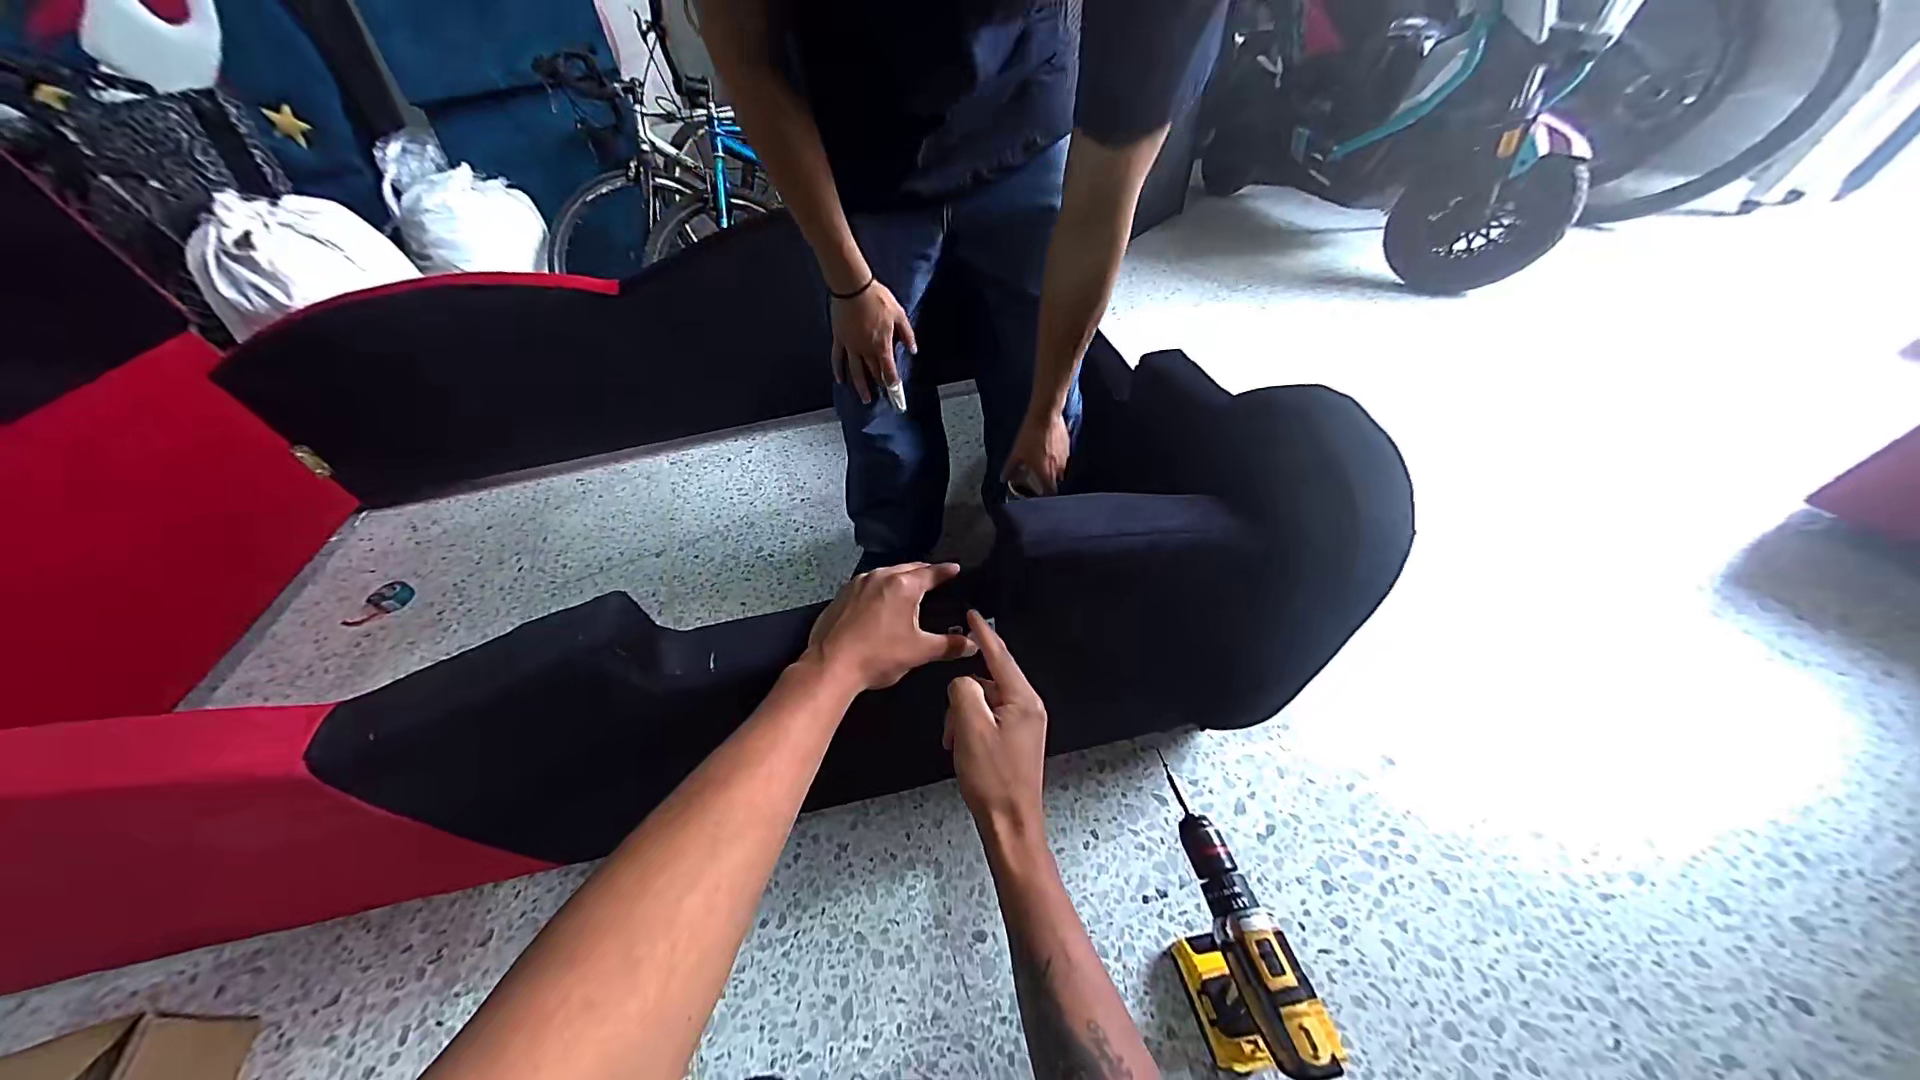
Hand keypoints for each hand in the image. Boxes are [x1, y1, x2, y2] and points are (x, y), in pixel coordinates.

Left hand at [805, 562, 975, 691]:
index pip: (931, 573)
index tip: (954, 568)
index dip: (946, 571)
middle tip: (935, 578)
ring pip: (885, 574)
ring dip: (900, 579)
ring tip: (910, 589)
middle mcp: (879, 578)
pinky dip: (879, 589)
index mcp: (902, 586)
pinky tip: (881, 603)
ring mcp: (857, 585)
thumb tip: (970, 645)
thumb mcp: (919, 652)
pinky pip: (867, 585)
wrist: (830, 666)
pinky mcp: (841, 596)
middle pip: (908, 569)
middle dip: (923, 572)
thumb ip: (949, 646)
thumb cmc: (875, 657)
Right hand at [830, 280, 915, 406]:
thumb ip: (907, 334)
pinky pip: (837, 358)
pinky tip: (840, 381)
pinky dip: (838, 370)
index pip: (889, 371)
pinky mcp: (839, 339)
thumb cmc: (877, 298)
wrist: (853, 286)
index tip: (896, 396)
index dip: (893, 384)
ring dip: (861, 387)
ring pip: (855, 371)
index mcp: (882, 344)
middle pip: (873, 373)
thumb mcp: (899, 314)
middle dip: (880, 385)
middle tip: (883, 397)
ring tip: (865, 399)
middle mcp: (866, 349)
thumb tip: (913, 350)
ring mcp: (851, 346)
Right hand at [944, 610, 1048, 833]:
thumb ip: (963, 691)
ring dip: (963, 717)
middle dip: (963, 698)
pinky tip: (962, 748)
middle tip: (951, 726)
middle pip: (988, 681)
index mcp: (1023, 699)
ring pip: (984, 702)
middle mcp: (1028, 707)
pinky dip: (970, 728)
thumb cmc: (992, 778)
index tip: (972, 615)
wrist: (1009, 822)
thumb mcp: (970, 727)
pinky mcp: (1016, 739)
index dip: (983, 633)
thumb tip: (962, 682)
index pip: (1000, 655)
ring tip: (955, 744)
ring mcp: (1024, 724)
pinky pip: (988, 719)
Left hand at [1002, 411, 1069, 495]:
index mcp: (1045, 472)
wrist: (1045, 415)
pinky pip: (1064, 457)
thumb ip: (1010, 468)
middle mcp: (1058, 468)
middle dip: (1049, 482)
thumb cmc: (1030, 435)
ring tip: (1044, 462)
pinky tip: (1050, 450)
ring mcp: (1065, 457)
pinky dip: (1057, 457)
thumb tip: (1003, 478)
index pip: (1050, 492)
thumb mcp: (1016, 453)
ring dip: (1053, 469)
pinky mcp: (1068, 446)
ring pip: (1061, 469)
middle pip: (1056, 482)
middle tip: (1041, 477)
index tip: (1041, 494)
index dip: (1046, 495)